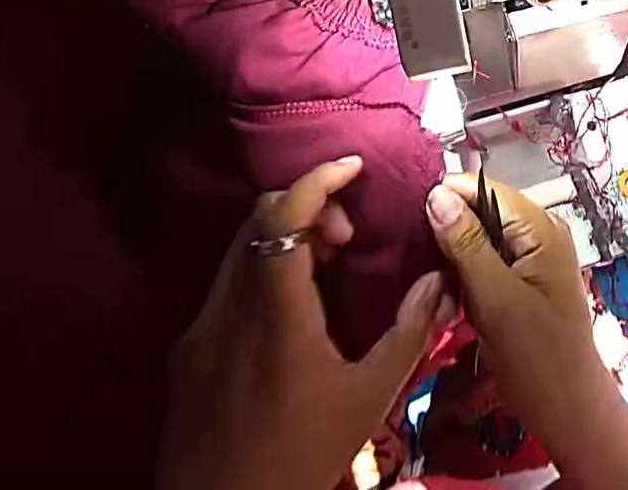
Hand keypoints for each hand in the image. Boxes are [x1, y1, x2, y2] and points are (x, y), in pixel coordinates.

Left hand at [158, 157, 448, 489]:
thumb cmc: (297, 461)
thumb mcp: (367, 399)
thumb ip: (409, 331)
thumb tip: (440, 278)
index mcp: (273, 317)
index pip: (282, 219)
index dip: (317, 180)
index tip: (353, 166)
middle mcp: (226, 311)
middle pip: (259, 220)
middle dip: (310, 206)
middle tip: (348, 235)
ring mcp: (200, 331)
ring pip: (241, 248)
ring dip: (289, 235)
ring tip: (329, 263)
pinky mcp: (188, 352)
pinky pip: (230, 281)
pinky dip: (267, 266)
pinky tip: (296, 305)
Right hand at [425, 176, 627, 488]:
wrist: (569, 408)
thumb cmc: (536, 356)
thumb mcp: (495, 299)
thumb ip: (466, 244)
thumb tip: (436, 194)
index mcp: (540, 226)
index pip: (486, 189)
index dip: (449, 196)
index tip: (407, 218)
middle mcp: (541, 229)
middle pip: (484, 210)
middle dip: (451, 230)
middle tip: (419, 259)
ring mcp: (535, 253)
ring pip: (483, 235)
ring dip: (456, 257)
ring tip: (435, 284)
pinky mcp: (526, 275)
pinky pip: (490, 258)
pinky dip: (468, 273)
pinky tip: (452, 298)